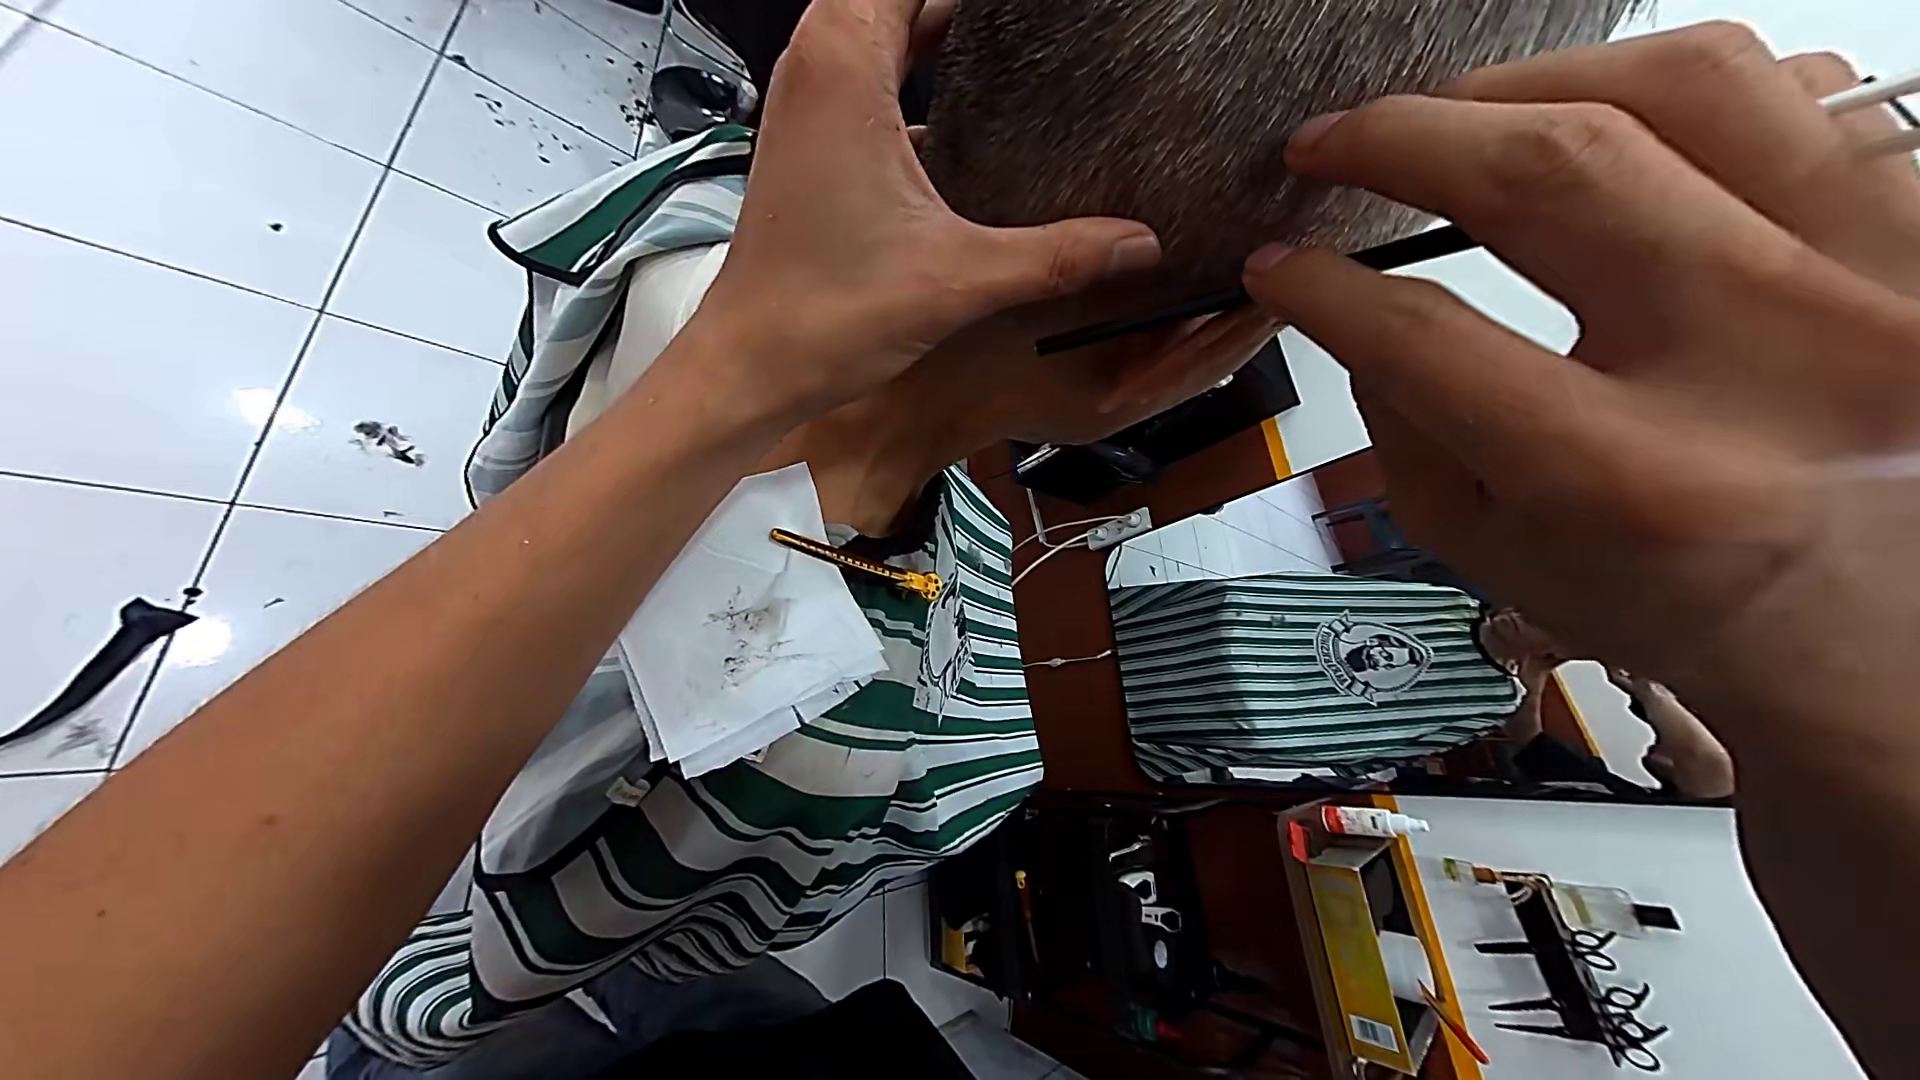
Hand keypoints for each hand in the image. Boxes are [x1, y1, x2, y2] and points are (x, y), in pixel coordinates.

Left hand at [681, 0, 1161, 423]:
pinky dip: (919, 92)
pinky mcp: (817, 157)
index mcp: (844, 63)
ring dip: (945, 40)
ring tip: (1019, 57)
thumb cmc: (820, 317)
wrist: (754, 368)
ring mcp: (812, 115)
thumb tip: (1134, 244)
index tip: (1046, 16)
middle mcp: (818, 72)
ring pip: (886, 40)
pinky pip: (873, 93)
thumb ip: (1054, 255)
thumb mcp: (957, 278)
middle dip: (972, 15)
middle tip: (1043, 37)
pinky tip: (967, 130)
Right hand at [894, 302, 1281, 450]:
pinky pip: (1148, 350)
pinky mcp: (1089, 382)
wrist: (925, 403)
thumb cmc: (965, 372)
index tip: (1286, 280)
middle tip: (1284, 266)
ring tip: (1245, 269)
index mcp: (1116, 404)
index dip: (1246, 326)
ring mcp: (1104, 397)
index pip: (1202, 366)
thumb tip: (1146, 249)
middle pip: (1198, 362)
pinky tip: (1182, 284)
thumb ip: (1087, 286)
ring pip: (1175, 356)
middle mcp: (1120, 405)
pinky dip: (1172, 321)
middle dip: (1237, 319)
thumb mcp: (1026, 318)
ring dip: (1208, 318)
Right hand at [1237, 24, 1919, 705]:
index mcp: (1618, 474)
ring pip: (1688, 86)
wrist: (1881, 629)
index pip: (1422, 338)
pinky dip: (1668, 93)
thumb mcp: (1479, 543)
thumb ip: (1404, 431)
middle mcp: (1771, 358)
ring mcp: (1900, 273)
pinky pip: (1805, 95)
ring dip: (1523, 85)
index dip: (1323, 288)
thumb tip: (1363, 320)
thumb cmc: (1650, 597)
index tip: (1272, 265)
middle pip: (1553, 173)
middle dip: (1401, 141)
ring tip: (1445, 114)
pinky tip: (1590, 128)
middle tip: (1327, 140)